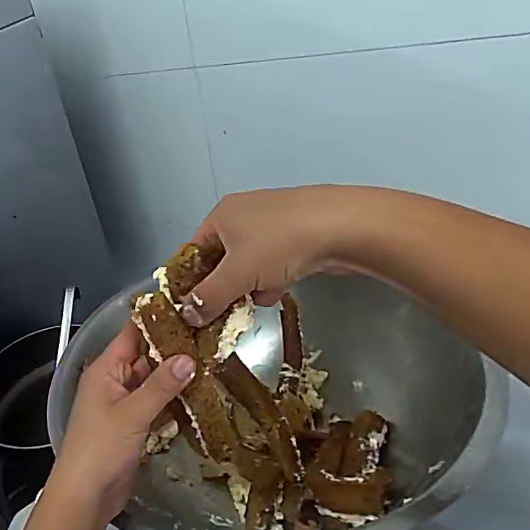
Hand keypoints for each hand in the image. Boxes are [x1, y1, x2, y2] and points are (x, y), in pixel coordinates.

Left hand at [48, 324, 194, 522]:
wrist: (85, 497)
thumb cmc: (99, 450)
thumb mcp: (132, 414)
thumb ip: (161, 386)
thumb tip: (188, 358)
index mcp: (105, 370)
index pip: (132, 334)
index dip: (157, 320)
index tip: (188, 309)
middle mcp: (114, 383)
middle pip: (147, 357)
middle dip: (175, 350)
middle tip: (210, 338)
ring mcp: (124, 405)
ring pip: (154, 382)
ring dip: (177, 378)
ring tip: (212, 364)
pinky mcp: (134, 426)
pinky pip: (157, 406)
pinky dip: (174, 402)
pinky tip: (199, 397)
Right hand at [178, 186, 378, 325]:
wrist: (343, 227)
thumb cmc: (281, 244)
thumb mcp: (236, 275)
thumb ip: (207, 298)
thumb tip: (186, 315)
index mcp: (221, 215)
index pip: (193, 251)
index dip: (189, 281)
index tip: (191, 309)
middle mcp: (244, 214)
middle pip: (221, 259)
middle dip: (222, 287)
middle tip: (221, 312)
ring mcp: (273, 223)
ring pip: (248, 264)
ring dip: (248, 286)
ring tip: (252, 303)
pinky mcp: (297, 235)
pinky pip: (272, 263)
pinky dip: (271, 280)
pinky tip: (276, 292)